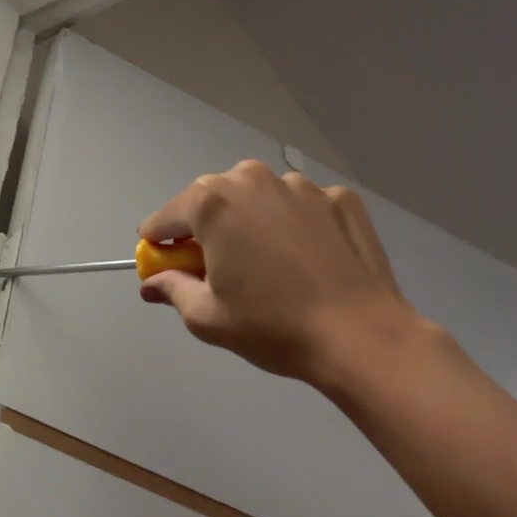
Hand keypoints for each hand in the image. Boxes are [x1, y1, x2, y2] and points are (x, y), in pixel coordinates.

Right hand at [138, 160, 428, 387]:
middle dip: (209, 227)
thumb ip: (173, 289)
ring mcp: (301, 185)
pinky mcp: (341, 199)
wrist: (363, 337)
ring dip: (256, 221)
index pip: (168, 215)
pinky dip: (301, 225)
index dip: (160, 239)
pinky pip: (306, 207)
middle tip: (221, 268)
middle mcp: (252, 179)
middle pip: (215, 199)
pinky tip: (312, 260)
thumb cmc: (274, 326)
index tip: (162, 260)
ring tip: (274, 266)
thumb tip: (153, 281)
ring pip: (262, 199)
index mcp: (212, 202)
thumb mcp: (208, 317)